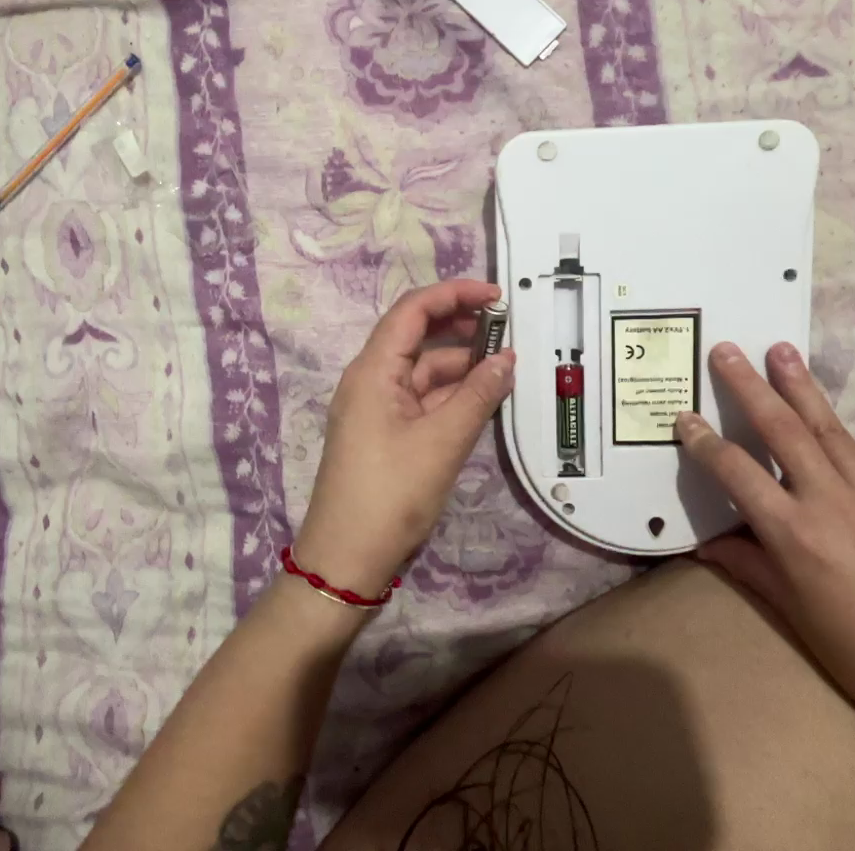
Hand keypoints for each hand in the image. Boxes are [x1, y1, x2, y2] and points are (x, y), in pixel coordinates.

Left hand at [296, 279, 516, 596]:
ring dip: (461, 364)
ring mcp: (377, 409)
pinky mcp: (386, 435)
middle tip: (507, 327)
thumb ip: (478, 395)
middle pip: (417, 336)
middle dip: (460, 326)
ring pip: (423, 371)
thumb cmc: (391, 494)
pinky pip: (422, 400)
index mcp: (373, 370)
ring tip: (506, 364)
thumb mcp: (443, 441)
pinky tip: (484, 398)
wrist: (347, 559)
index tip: (496, 296)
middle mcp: (371, 381)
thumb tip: (507, 359)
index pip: (412, 311)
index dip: (453, 294)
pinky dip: (452, 394)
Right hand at [676, 342, 854, 734]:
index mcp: (796, 535)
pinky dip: (834, 423)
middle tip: (728, 350)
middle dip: (751, 386)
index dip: (706, 442)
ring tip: (781, 350)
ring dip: (800, 386)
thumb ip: (748, 567)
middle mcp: (832, 502)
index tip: (683, 416)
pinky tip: (823, 411)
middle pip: (783, 430)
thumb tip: (705, 542)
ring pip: (828, 427)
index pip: (738, 473)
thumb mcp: (793, 614)